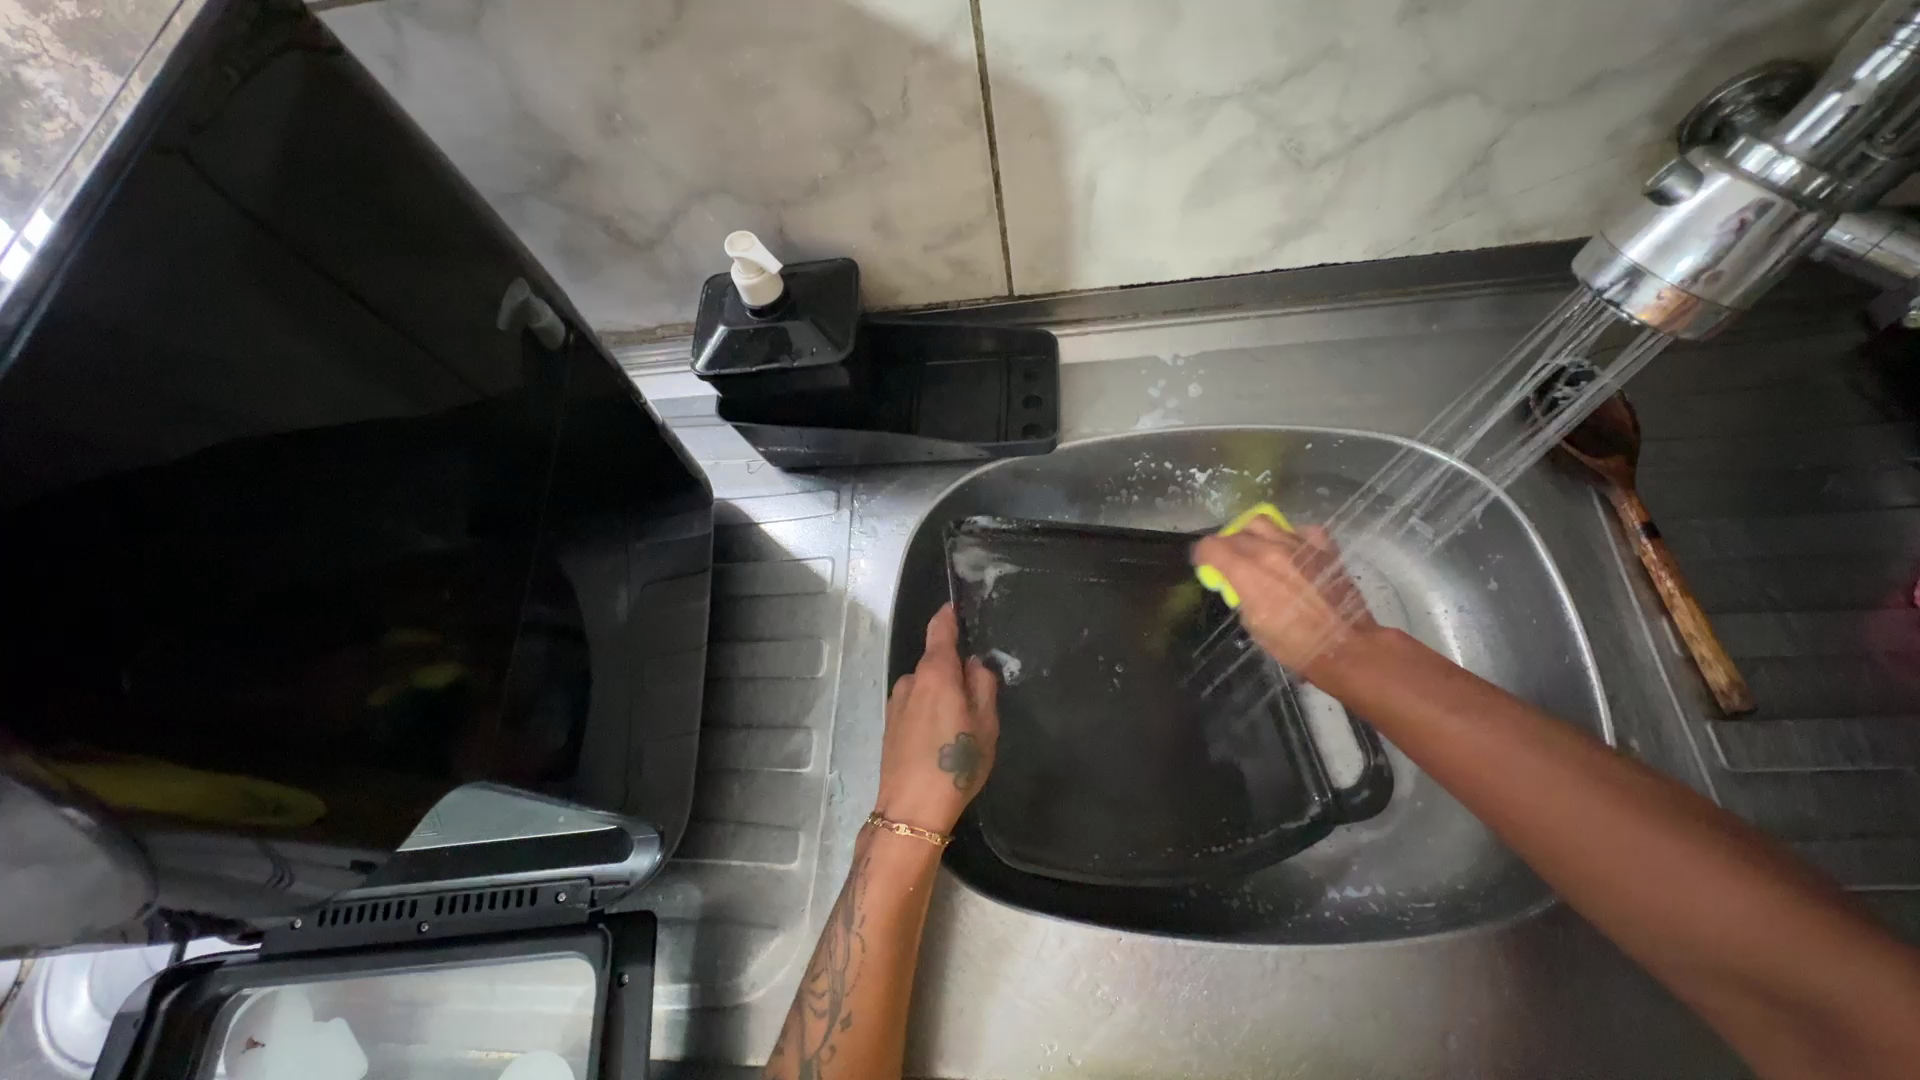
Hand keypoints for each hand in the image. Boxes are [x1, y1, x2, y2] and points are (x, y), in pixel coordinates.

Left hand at [873, 603, 999, 834]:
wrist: (912, 808)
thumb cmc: (956, 764)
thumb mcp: (986, 724)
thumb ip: (983, 685)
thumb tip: (974, 664)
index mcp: (936, 673)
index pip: (940, 630)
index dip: (949, 615)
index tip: (956, 606)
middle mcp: (911, 681)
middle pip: (936, 663)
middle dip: (955, 673)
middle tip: (978, 703)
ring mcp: (896, 703)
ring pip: (926, 687)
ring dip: (941, 696)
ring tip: (960, 730)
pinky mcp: (890, 725)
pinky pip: (916, 705)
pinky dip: (929, 712)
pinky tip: (940, 742)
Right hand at [1190, 517, 1379, 676]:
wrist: (1344, 647)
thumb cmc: (1293, 645)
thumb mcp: (1253, 624)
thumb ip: (1241, 594)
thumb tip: (1240, 585)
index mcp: (1246, 572)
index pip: (1210, 546)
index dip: (1202, 556)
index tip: (1205, 566)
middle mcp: (1269, 550)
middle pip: (1235, 532)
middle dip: (1226, 546)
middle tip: (1230, 562)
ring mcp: (1298, 545)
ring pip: (1263, 522)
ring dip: (1253, 535)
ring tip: (1257, 550)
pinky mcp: (1323, 548)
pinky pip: (1300, 530)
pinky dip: (1290, 536)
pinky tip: (1291, 550)